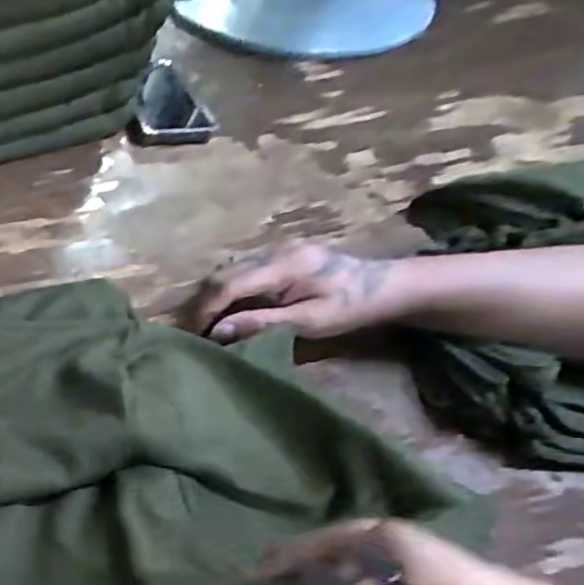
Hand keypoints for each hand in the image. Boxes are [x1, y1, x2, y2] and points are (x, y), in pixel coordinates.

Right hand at [195, 243, 406, 341]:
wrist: (389, 285)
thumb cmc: (353, 307)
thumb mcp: (309, 321)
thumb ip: (262, 323)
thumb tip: (217, 331)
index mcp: (284, 265)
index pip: (229, 285)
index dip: (206, 310)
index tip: (194, 335)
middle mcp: (275, 250)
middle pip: (222, 274)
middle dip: (203, 304)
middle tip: (194, 332)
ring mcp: (277, 249)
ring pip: (227, 270)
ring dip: (212, 297)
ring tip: (206, 323)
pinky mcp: (279, 254)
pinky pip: (240, 269)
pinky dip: (226, 291)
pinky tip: (226, 310)